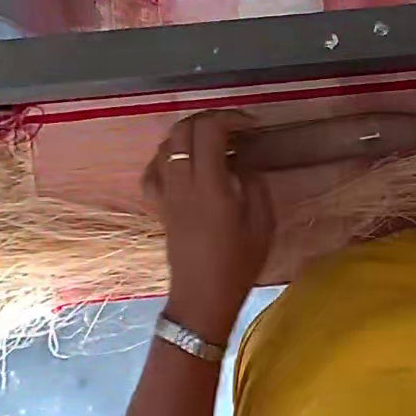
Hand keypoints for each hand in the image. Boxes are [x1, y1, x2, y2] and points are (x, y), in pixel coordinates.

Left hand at [143, 111, 276, 342]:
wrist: (202, 297)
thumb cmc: (238, 265)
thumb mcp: (263, 224)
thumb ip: (254, 185)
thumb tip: (243, 165)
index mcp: (210, 186)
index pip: (209, 131)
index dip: (229, 118)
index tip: (250, 125)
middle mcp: (182, 184)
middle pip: (183, 130)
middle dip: (208, 119)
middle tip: (231, 128)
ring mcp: (165, 194)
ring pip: (165, 145)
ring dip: (187, 134)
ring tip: (210, 142)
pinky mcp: (158, 206)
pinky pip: (152, 171)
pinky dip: (166, 157)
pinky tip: (182, 163)